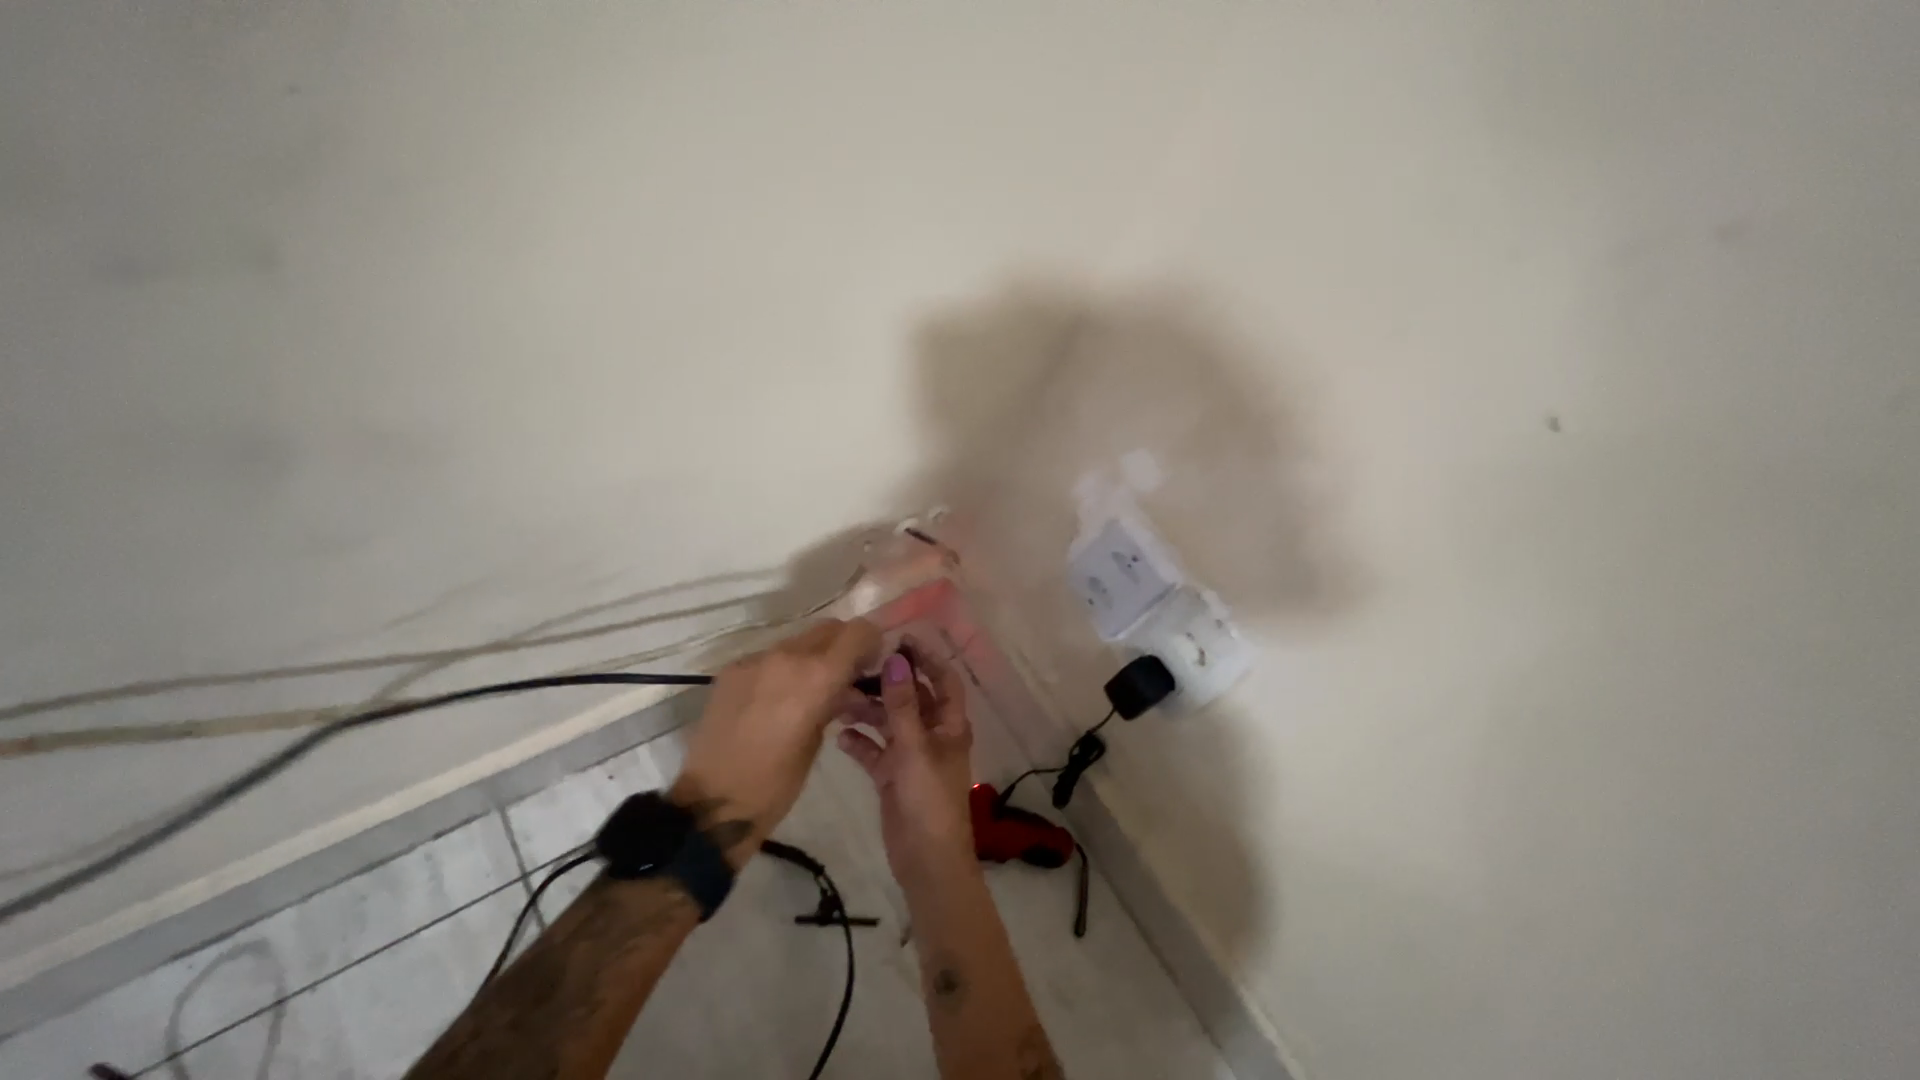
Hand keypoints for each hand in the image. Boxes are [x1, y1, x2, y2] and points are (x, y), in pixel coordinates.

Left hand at [672, 619, 881, 867]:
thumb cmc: (776, 783)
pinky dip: (782, 669)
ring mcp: (755, 660)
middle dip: (843, 646)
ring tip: (810, 691)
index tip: (871, 665)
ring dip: (812, 656)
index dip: (871, 643)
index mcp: (816, 676)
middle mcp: (786, 656)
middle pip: (828, 629)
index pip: (858, 632)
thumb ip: (835, 702)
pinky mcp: (731, 670)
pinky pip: (769, 657)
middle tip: (846, 676)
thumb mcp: (817, 739)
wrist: (712, 801)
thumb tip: (847, 689)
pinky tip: (776, 701)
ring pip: (797, 641)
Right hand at [836, 638, 977, 884]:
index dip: (926, 658)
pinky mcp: (892, 777)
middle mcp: (932, 736)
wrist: (926, 860)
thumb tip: (895, 660)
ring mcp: (911, 756)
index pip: (943, 680)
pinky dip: (859, 743)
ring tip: (839, 701)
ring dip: (867, 711)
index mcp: (949, 726)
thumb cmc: (929, 799)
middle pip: (911, 698)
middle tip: (855, 668)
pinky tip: (839, 737)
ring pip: (888, 723)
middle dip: (886, 683)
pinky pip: (874, 751)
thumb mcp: (915, 748)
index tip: (900, 639)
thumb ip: (903, 705)